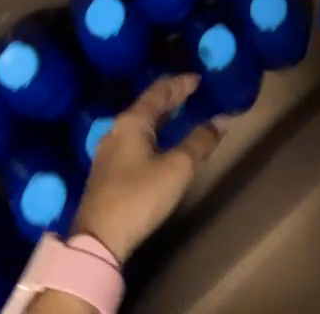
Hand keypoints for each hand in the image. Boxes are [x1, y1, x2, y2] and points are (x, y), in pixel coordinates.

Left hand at [71, 74, 222, 262]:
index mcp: (132, 122)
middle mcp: (117, 130)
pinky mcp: (107, 171)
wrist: (97, 241)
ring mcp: (109, 151)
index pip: (159, 91)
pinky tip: (160, 142)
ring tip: (180, 114)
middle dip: (171, 99)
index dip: (180, 84)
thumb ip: (200, 141)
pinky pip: (134, 140)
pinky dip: (152, 133)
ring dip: (161, 117)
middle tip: (192, 93)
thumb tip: (222, 120)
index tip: (198, 79)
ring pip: (139, 123)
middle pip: (147, 105)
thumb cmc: (139, 197)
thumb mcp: (178, 168)